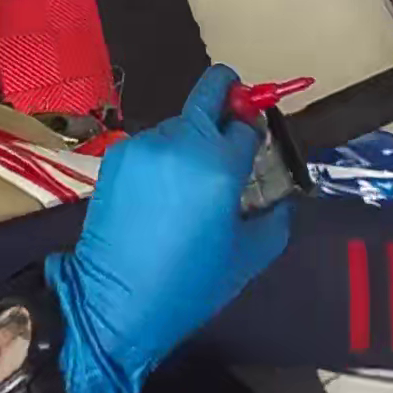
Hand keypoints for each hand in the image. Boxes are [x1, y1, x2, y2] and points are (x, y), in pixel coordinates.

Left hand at [47, 65, 289, 392]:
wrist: (114, 301)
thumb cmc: (189, 283)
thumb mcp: (249, 255)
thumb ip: (275, 213)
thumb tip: (278, 191)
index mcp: (218, 166)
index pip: (246, 121)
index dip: (254, 128)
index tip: (254, 142)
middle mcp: (180, 141)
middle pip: (209, 92)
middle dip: (227, 96)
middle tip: (232, 122)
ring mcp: (144, 143)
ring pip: (180, 121)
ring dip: (193, 137)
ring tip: (188, 183)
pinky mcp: (117, 152)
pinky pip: (153, 141)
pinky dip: (165, 154)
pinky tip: (159, 192)